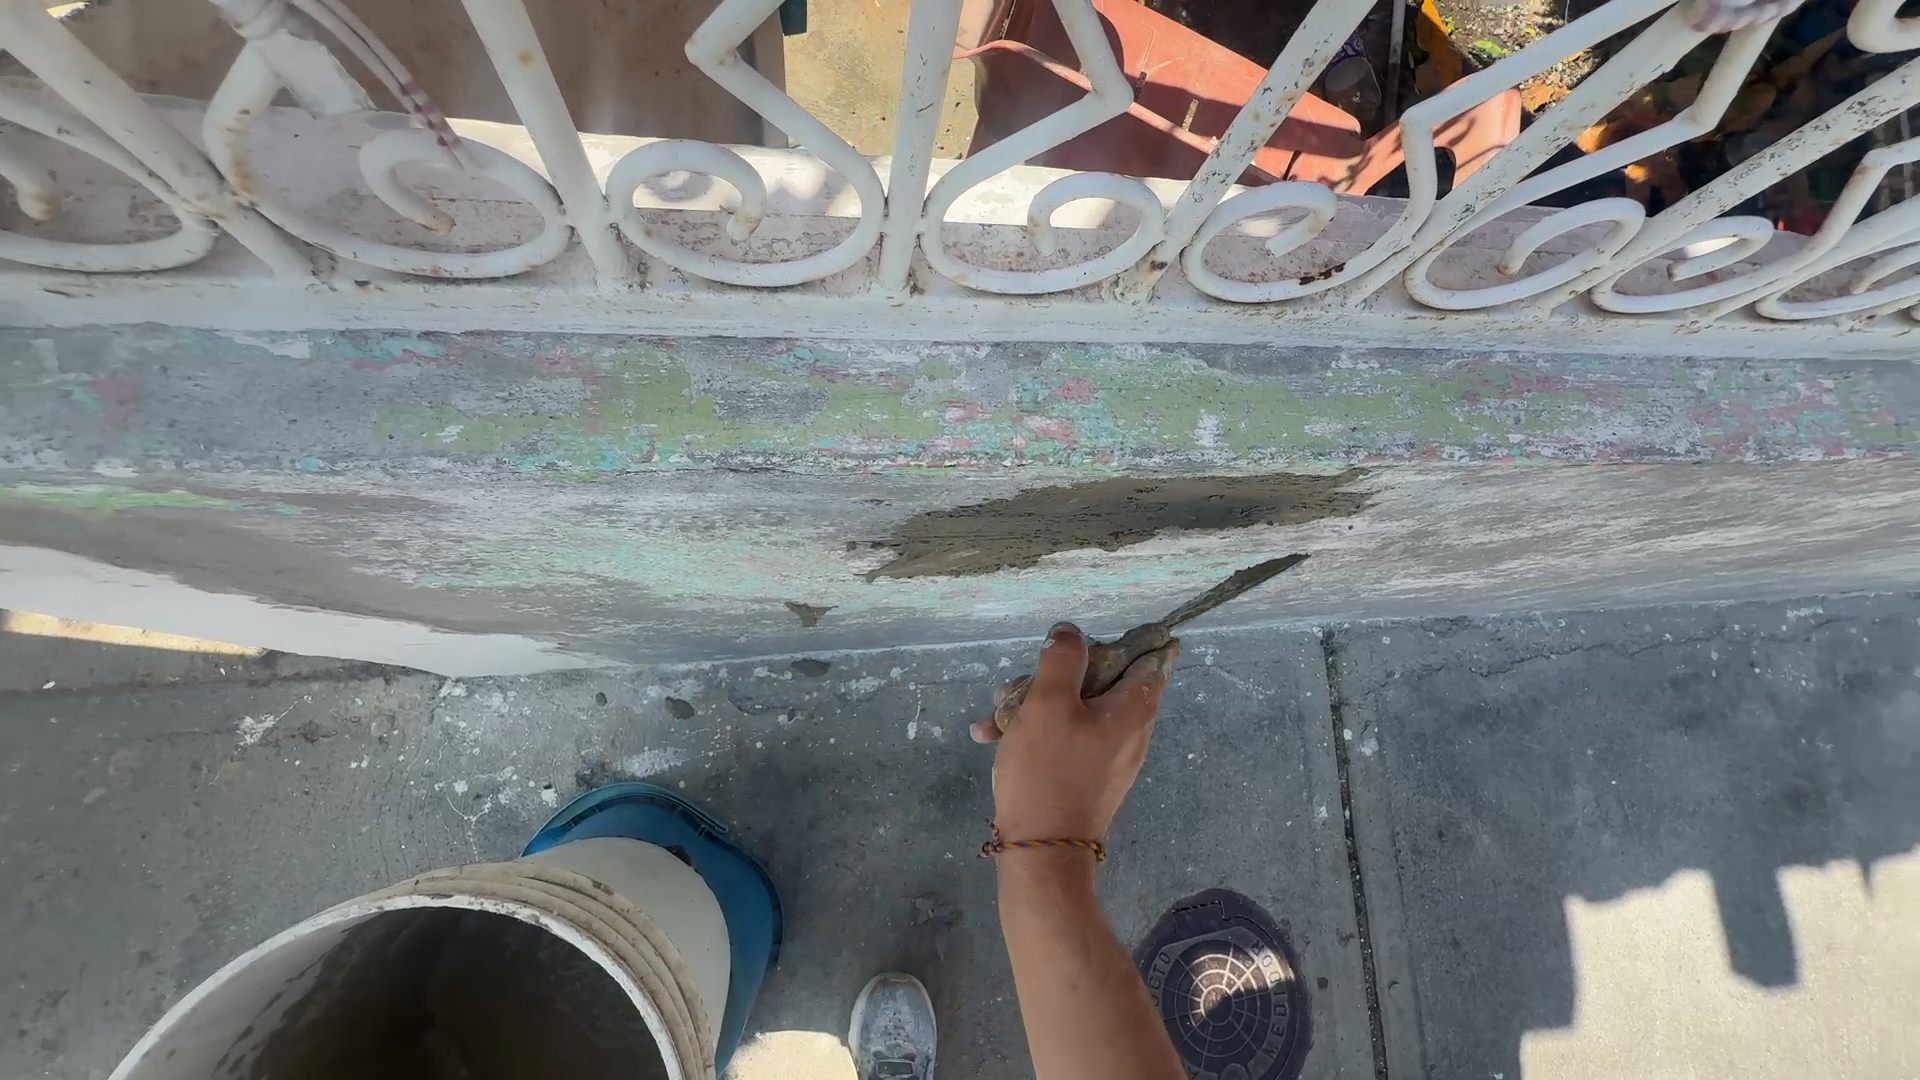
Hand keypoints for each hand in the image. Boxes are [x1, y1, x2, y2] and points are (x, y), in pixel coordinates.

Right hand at [972, 622, 1178, 842]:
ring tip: (997, 713)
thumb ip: (1062, 658)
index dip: (1125, 639)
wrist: (1041, 850)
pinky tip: (992, 736)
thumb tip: (1070, 631)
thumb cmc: (1049, 769)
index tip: (1087, 639)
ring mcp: (1107, 755)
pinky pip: (1064, 738)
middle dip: (1055, 675)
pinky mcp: (1085, 775)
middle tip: (1019, 684)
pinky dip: (1034, 731)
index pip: (1151, 657)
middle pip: (1101, 679)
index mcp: (1133, 708)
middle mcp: (1129, 729)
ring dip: (1034, 703)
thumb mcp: (1049, 701)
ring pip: (1074, 708)